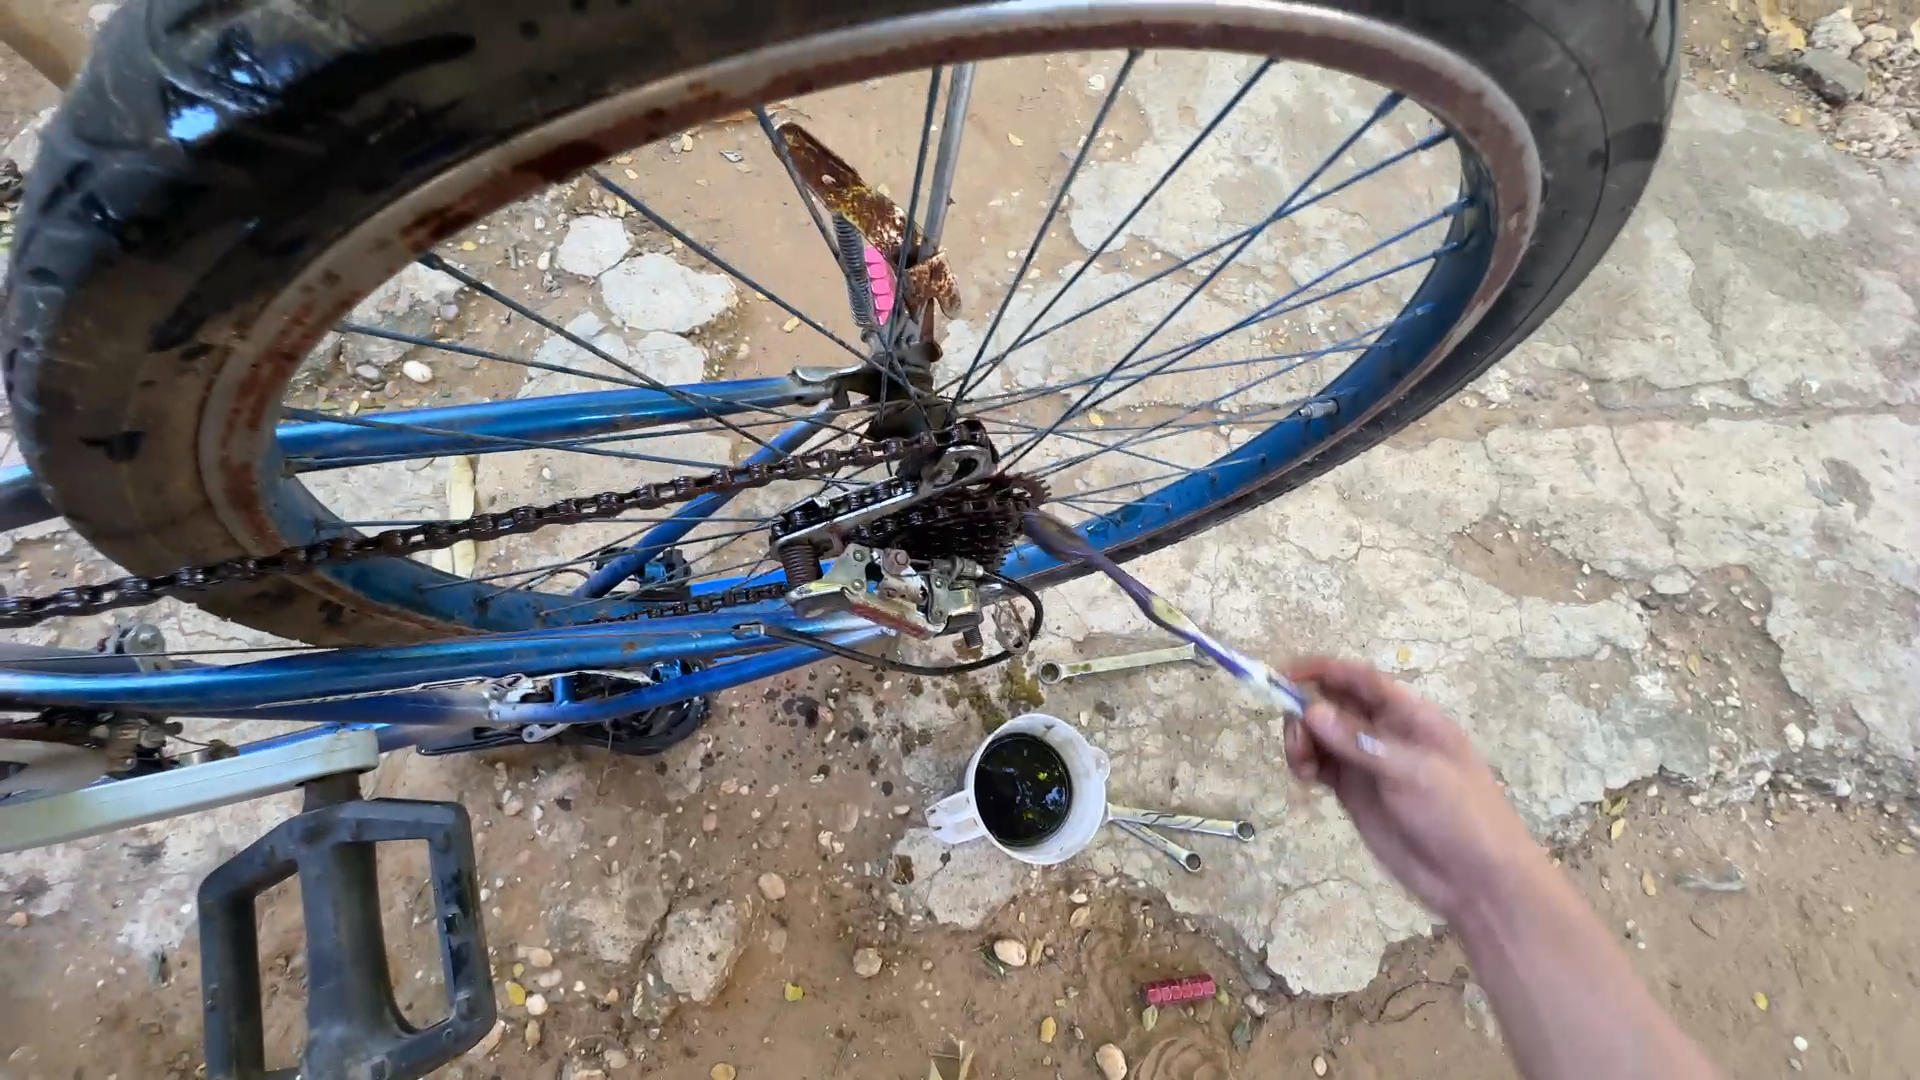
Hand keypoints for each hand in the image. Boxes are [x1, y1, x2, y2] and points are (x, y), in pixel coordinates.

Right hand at [1283, 657, 1540, 923]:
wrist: (1479, 883)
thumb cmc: (1461, 816)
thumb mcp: (1415, 773)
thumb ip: (1360, 742)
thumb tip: (1310, 711)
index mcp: (1408, 715)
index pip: (1358, 678)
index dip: (1320, 670)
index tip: (1283, 675)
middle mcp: (1382, 731)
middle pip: (1330, 702)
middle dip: (1304, 710)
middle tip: (1296, 738)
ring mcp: (1365, 761)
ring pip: (1318, 733)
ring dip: (1301, 739)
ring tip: (1302, 764)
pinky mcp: (1352, 789)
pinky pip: (1318, 763)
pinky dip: (1304, 762)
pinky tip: (1305, 777)